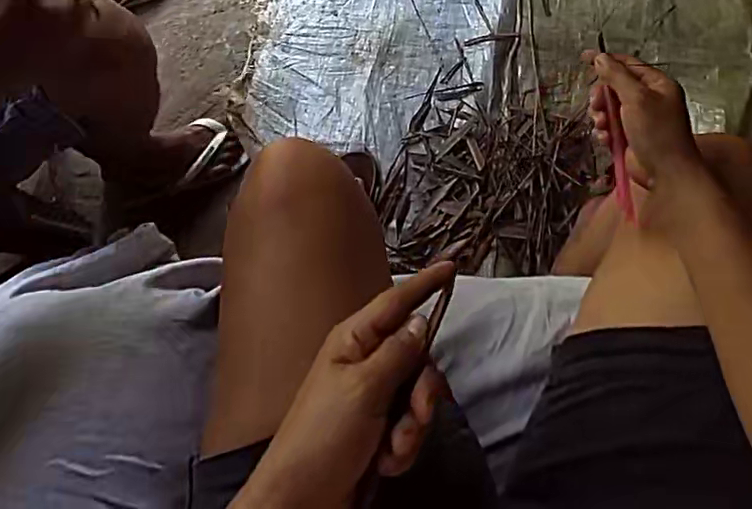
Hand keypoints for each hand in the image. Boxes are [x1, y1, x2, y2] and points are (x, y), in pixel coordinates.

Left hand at [236, 263, 455, 508]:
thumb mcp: (363, 390)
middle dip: (423, 389)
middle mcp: (366, 362)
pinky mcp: (378, 428)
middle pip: (418, 353)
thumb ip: (398, 352)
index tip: (450, 267)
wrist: (300, 504)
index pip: (396, 301)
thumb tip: (421, 321)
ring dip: (413, 426)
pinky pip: (410, 425)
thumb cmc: (319, 440)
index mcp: (354, 340)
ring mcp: (373, 396)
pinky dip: (404, 447)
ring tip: (392, 447)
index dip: (425, 283)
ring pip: (418, 393)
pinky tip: (384, 461)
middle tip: (415, 412)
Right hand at [583, 51, 702, 187]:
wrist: (666, 175)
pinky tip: (606, 138)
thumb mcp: (636, 98)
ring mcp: (639, 119)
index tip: (584, 58)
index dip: (606, 60)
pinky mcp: (630, 136)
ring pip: (609, 106)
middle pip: (615, 86)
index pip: (628, 64)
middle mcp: (649, 99)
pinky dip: (605, 131)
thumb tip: (600, 58)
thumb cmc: (656, 132)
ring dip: (601, 115)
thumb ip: (616, 76)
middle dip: (603, 95)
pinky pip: (610, 126)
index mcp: (658, 85)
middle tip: (597, 104)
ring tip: (603, 125)